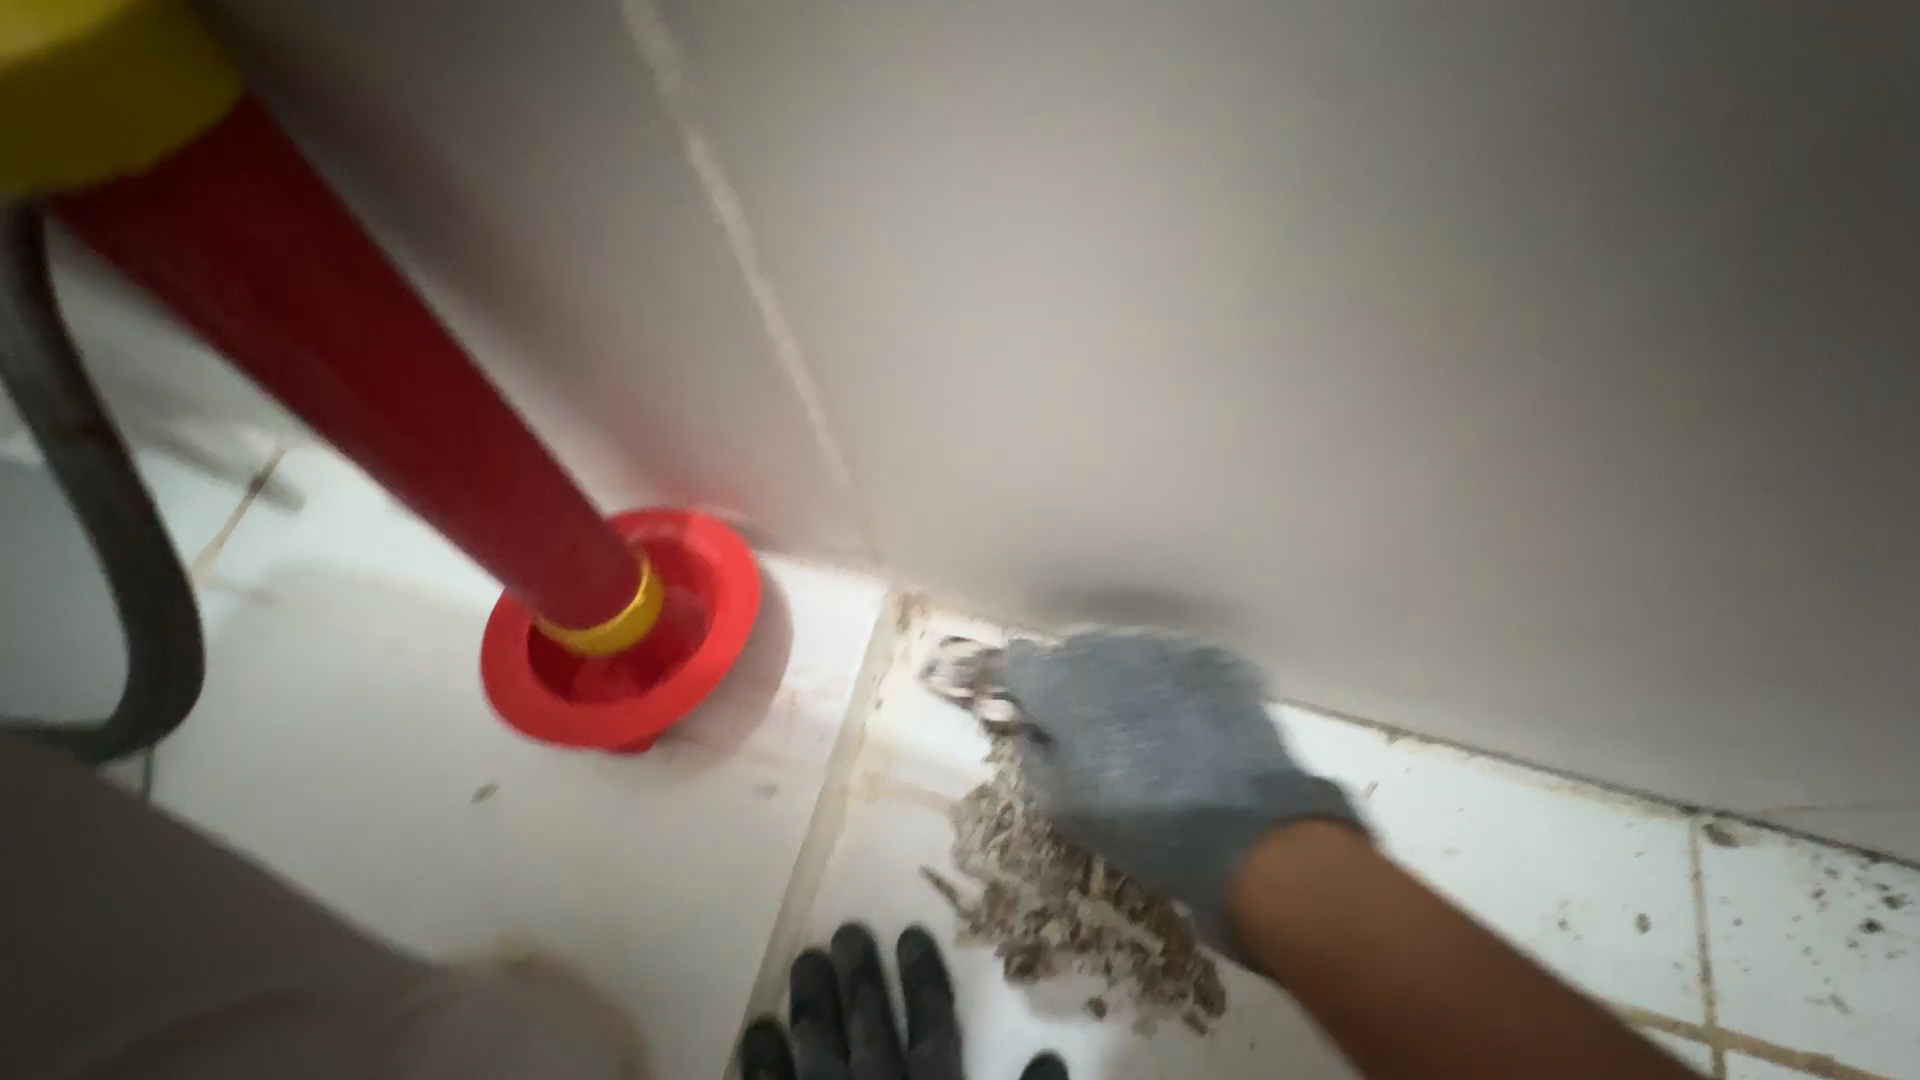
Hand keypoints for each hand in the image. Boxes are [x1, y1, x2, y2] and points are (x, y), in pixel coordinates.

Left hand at [739, 923, 1065, 1079]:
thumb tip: (1053, 1059)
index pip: (930, 1024)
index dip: (921, 976)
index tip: (909, 933)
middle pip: (867, 1024)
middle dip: (858, 975)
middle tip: (844, 932)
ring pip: (816, 1049)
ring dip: (809, 1005)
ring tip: (802, 964)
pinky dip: (761, 1066)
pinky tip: (755, 1035)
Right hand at [1002, 629, 1366, 950]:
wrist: (1244, 831)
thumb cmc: (1138, 823)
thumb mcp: (1061, 805)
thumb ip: (1033, 752)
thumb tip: (1033, 727)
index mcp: (1060, 683)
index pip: (1019, 658)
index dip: (1025, 686)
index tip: (1038, 713)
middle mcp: (1106, 649)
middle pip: (1075, 651)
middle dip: (1077, 683)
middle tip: (1098, 731)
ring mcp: (1163, 647)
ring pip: (1126, 652)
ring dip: (1125, 679)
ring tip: (1150, 728)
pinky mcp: (1211, 657)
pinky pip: (1175, 661)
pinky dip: (1172, 684)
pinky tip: (1191, 724)